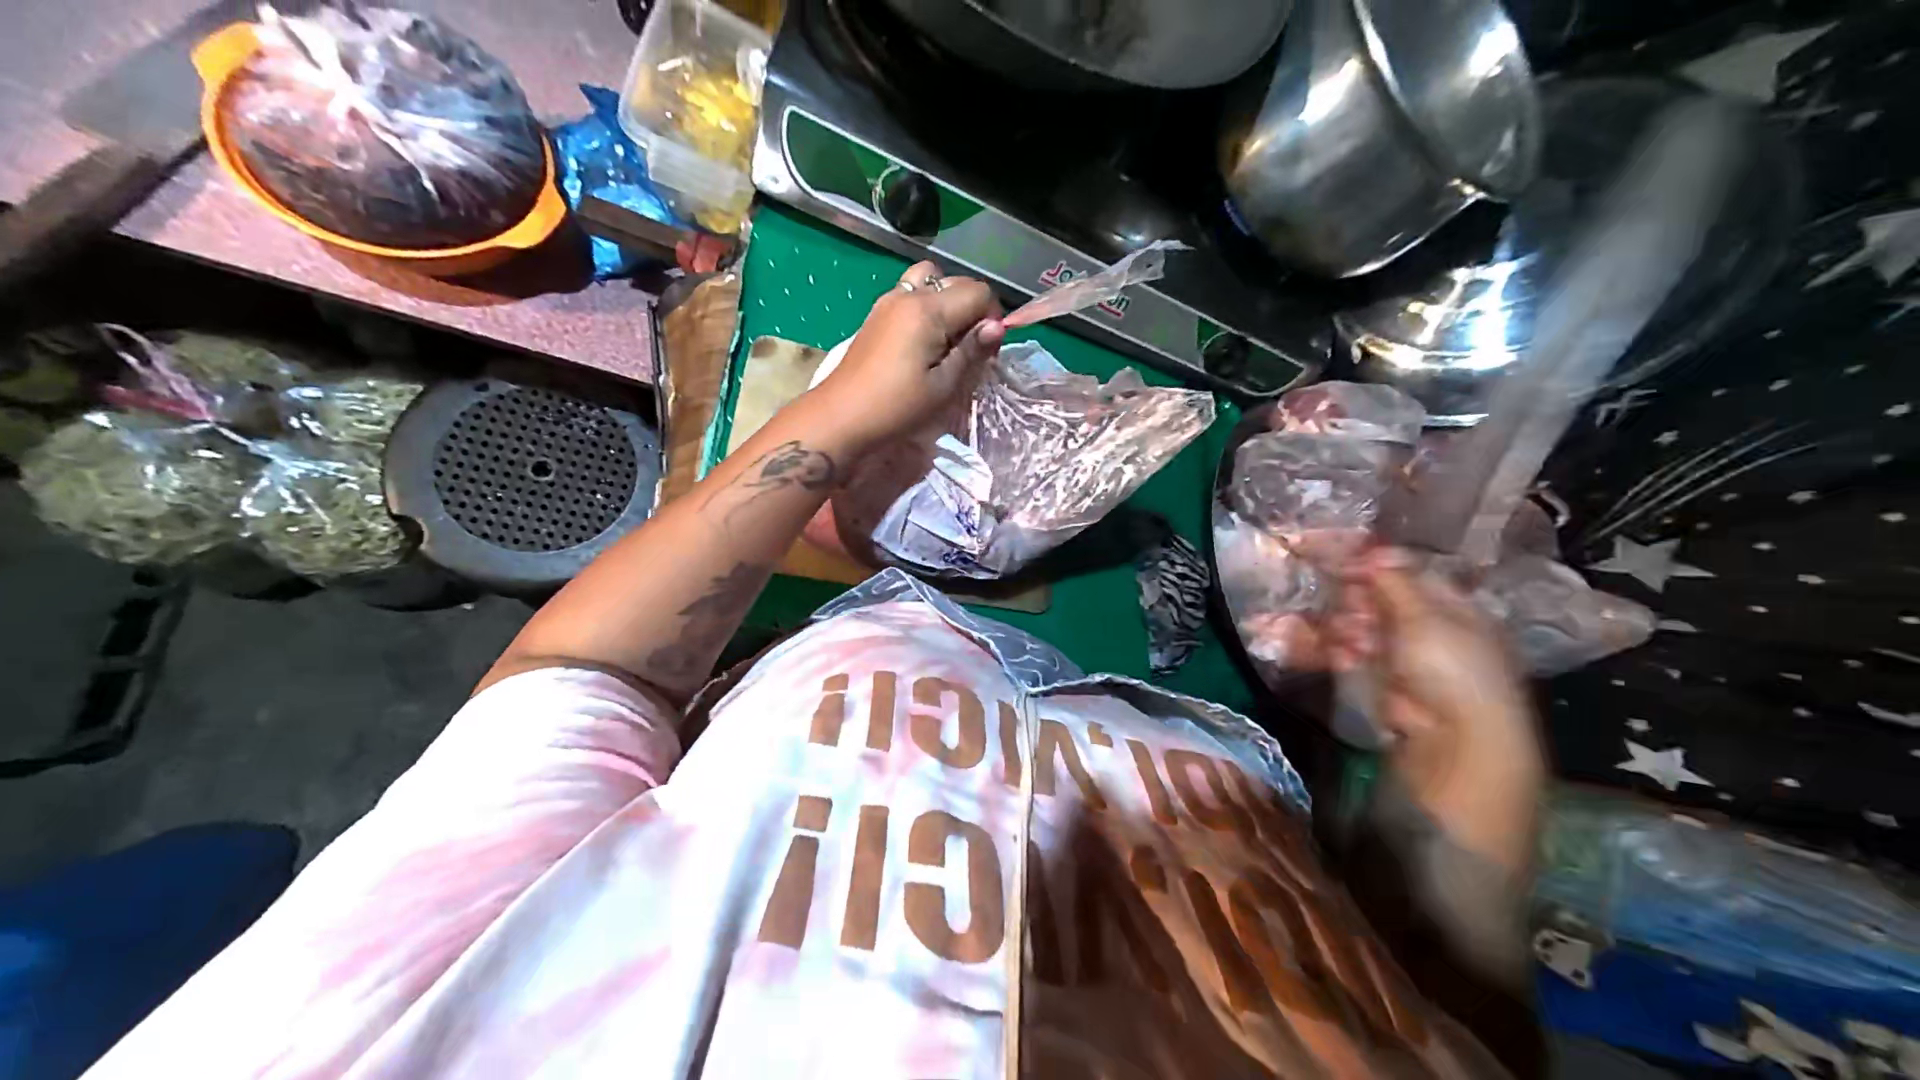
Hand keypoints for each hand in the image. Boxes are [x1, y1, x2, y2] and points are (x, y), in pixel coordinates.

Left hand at [807, 261, 1004, 451]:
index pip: (980, 292)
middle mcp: (908, 295)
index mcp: (928, 310)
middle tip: (970, 349)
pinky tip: (923, 340)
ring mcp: (888, 301)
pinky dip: (926, 306)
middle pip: (957, 282)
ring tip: (946, 337)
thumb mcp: (943, 387)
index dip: (992, 318)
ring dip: (947, 301)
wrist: (841, 417)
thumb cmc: (896, 407)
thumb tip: (998, 327)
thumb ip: (972, 351)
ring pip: (931, 280)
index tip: (987, 351)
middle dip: (973, 309)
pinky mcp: (877, 314)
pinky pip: (910, 293)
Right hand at [1334, 549, 1544, 869]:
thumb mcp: (1427, 619)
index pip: (1400, 571)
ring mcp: (1397, 658)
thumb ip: (1392, 582)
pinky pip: (1344, 657)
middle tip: (1332, 604)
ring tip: (1318, 635)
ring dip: (1332, 626)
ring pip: (1351, 627)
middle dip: (1345, 597)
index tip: (1321, 547)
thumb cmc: (1453, 674)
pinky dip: (1328, 652)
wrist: (1457, 751)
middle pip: (1371, 598)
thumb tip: (1371, 548)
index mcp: (1450, 606)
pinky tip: (1322, 651)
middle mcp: (1424, 628)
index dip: (1363, 559)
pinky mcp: (1374, 685)